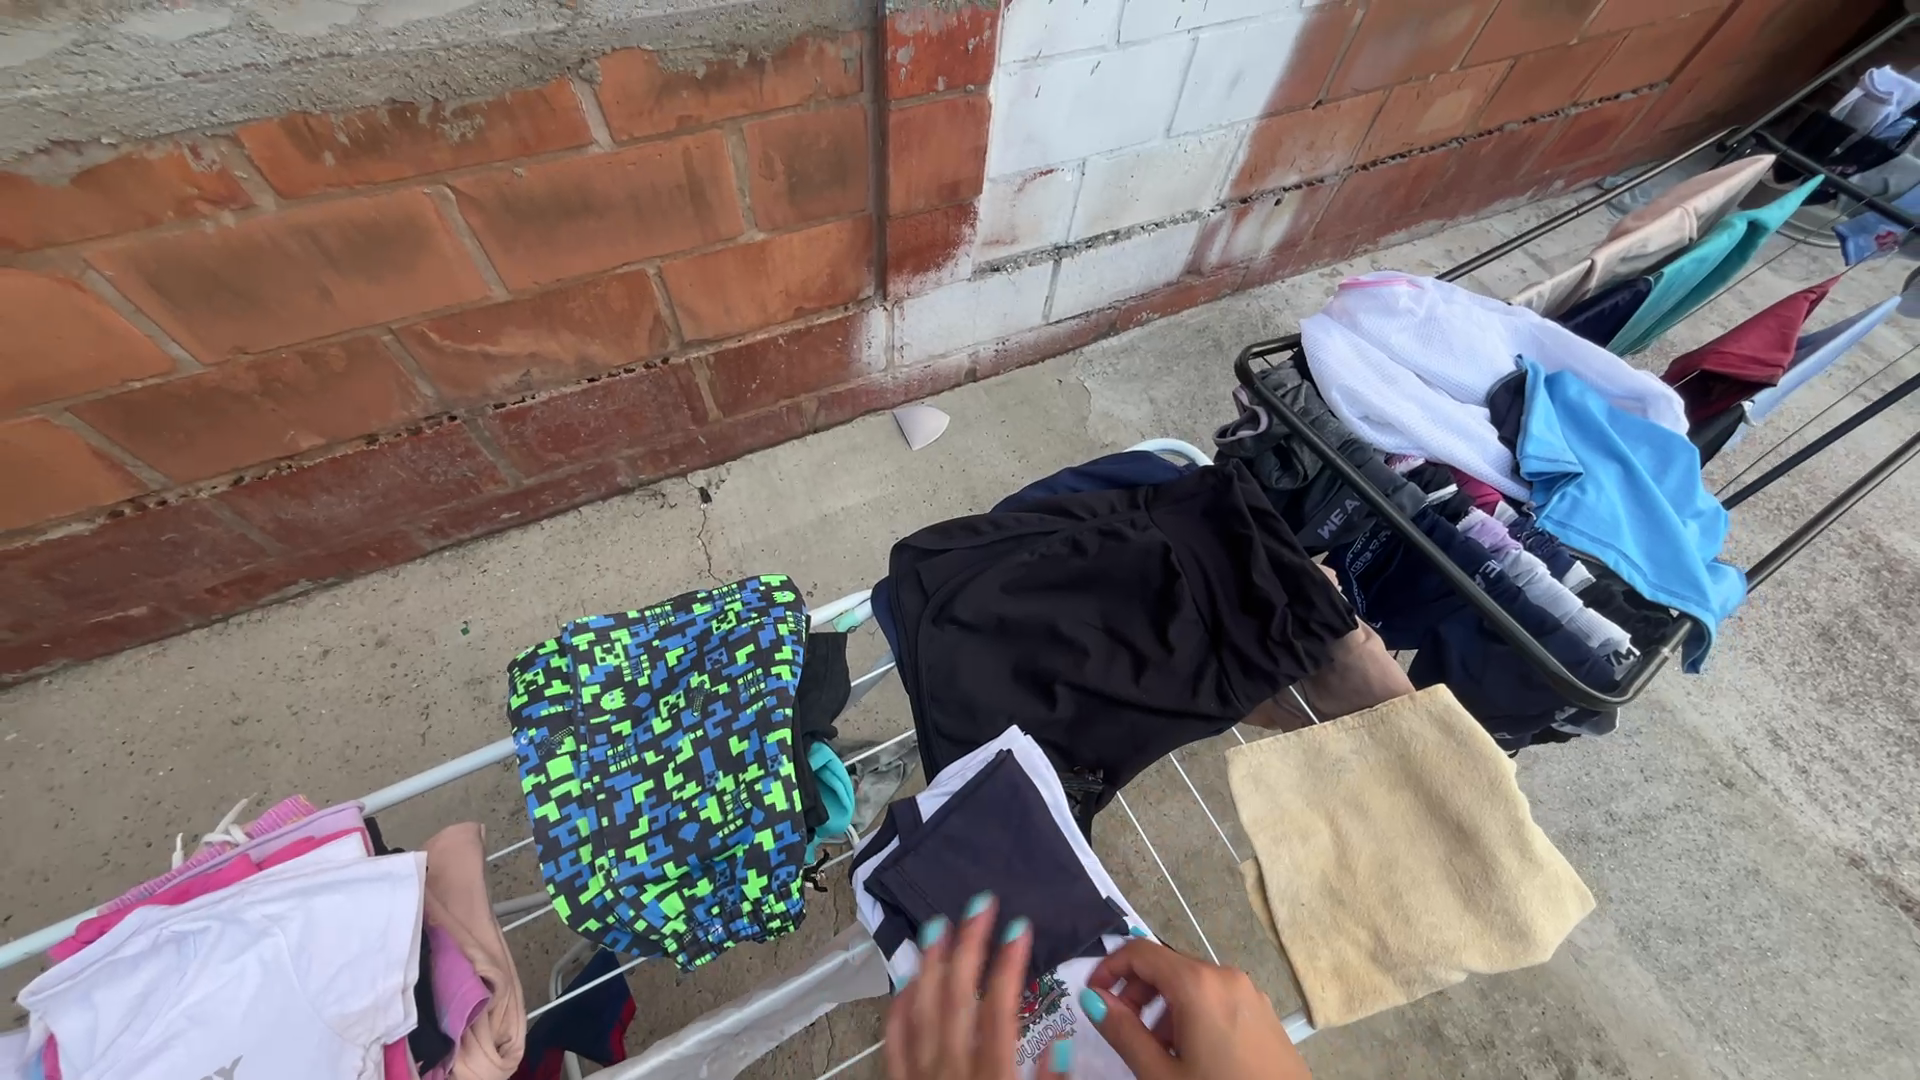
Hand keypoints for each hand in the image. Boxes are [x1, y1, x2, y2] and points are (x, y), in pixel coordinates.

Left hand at [886, 893, 1074, 1079]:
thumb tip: (1064, 1044)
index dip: (1008, 962)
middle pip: (958, 995)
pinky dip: (898, 1009)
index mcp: (992, 1078)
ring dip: (930, 964)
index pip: (999, 1007)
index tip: (1019, 926)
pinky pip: (893, 1045)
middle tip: (978, 906)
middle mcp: (953, 1072)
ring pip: (922, 1009)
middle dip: (968, 944)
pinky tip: (904, 983)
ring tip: (937, 925)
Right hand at [1081, 939, 1310, 1079]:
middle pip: (1166, 966)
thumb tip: (1093, 998)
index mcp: (1197, 983)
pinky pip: (1217, 999)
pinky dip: (1193, 1014)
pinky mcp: (1266, 1014)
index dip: (1109, 968)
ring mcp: (1250, 993)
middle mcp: (1225, 975)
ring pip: (1192, 984)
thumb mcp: (1161, 1076)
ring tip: (1161, 1053)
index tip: (1092, 995)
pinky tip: (1195, 1058)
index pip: (1140, 952)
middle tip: (1124, 1031)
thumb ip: (1122, 1031)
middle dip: (1137, 993)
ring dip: (1165, 1008)